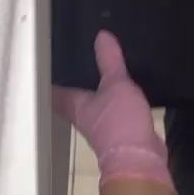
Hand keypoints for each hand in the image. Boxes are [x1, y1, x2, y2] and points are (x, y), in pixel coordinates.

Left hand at [54, 31, 171, 190]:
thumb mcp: (116, 84)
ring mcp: (103, 126)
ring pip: (97, 103)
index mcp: (75, 105)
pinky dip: (119, 100)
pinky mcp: (122, 132)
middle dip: (78, 81)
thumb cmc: (120, 122)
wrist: (140, 159)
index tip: (54, 60)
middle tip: (82, 59)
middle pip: (75, 97)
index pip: (56, 89)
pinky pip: (117, 110)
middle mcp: (84, 117)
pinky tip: (128, 88)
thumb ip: (109, 61)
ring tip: (105, 68)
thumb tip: (101, 35)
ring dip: (99, 91)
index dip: (53, 76)